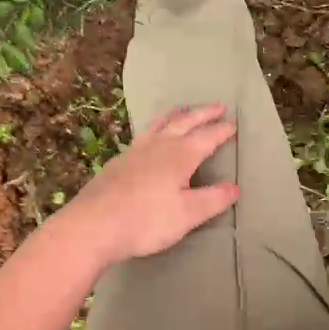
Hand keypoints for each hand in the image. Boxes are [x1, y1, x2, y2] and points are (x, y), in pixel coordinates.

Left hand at [57, 102, 239, 267]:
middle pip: (185, 122)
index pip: (207, 137)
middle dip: (203, 113)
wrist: (93, 224)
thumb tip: (235, 187)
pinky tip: (150, 136)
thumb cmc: (145, 220)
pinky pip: (144, 134)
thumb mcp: (187, 215)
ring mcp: (136, 150)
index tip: (233, 123)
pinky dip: (155, 127)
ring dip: (176, 114)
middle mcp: (159, 145)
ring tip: (184, 108)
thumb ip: (213, 199)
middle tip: (218, 105)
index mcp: (180, 155)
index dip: (221, 130)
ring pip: (160, 123)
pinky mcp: (119, 160)